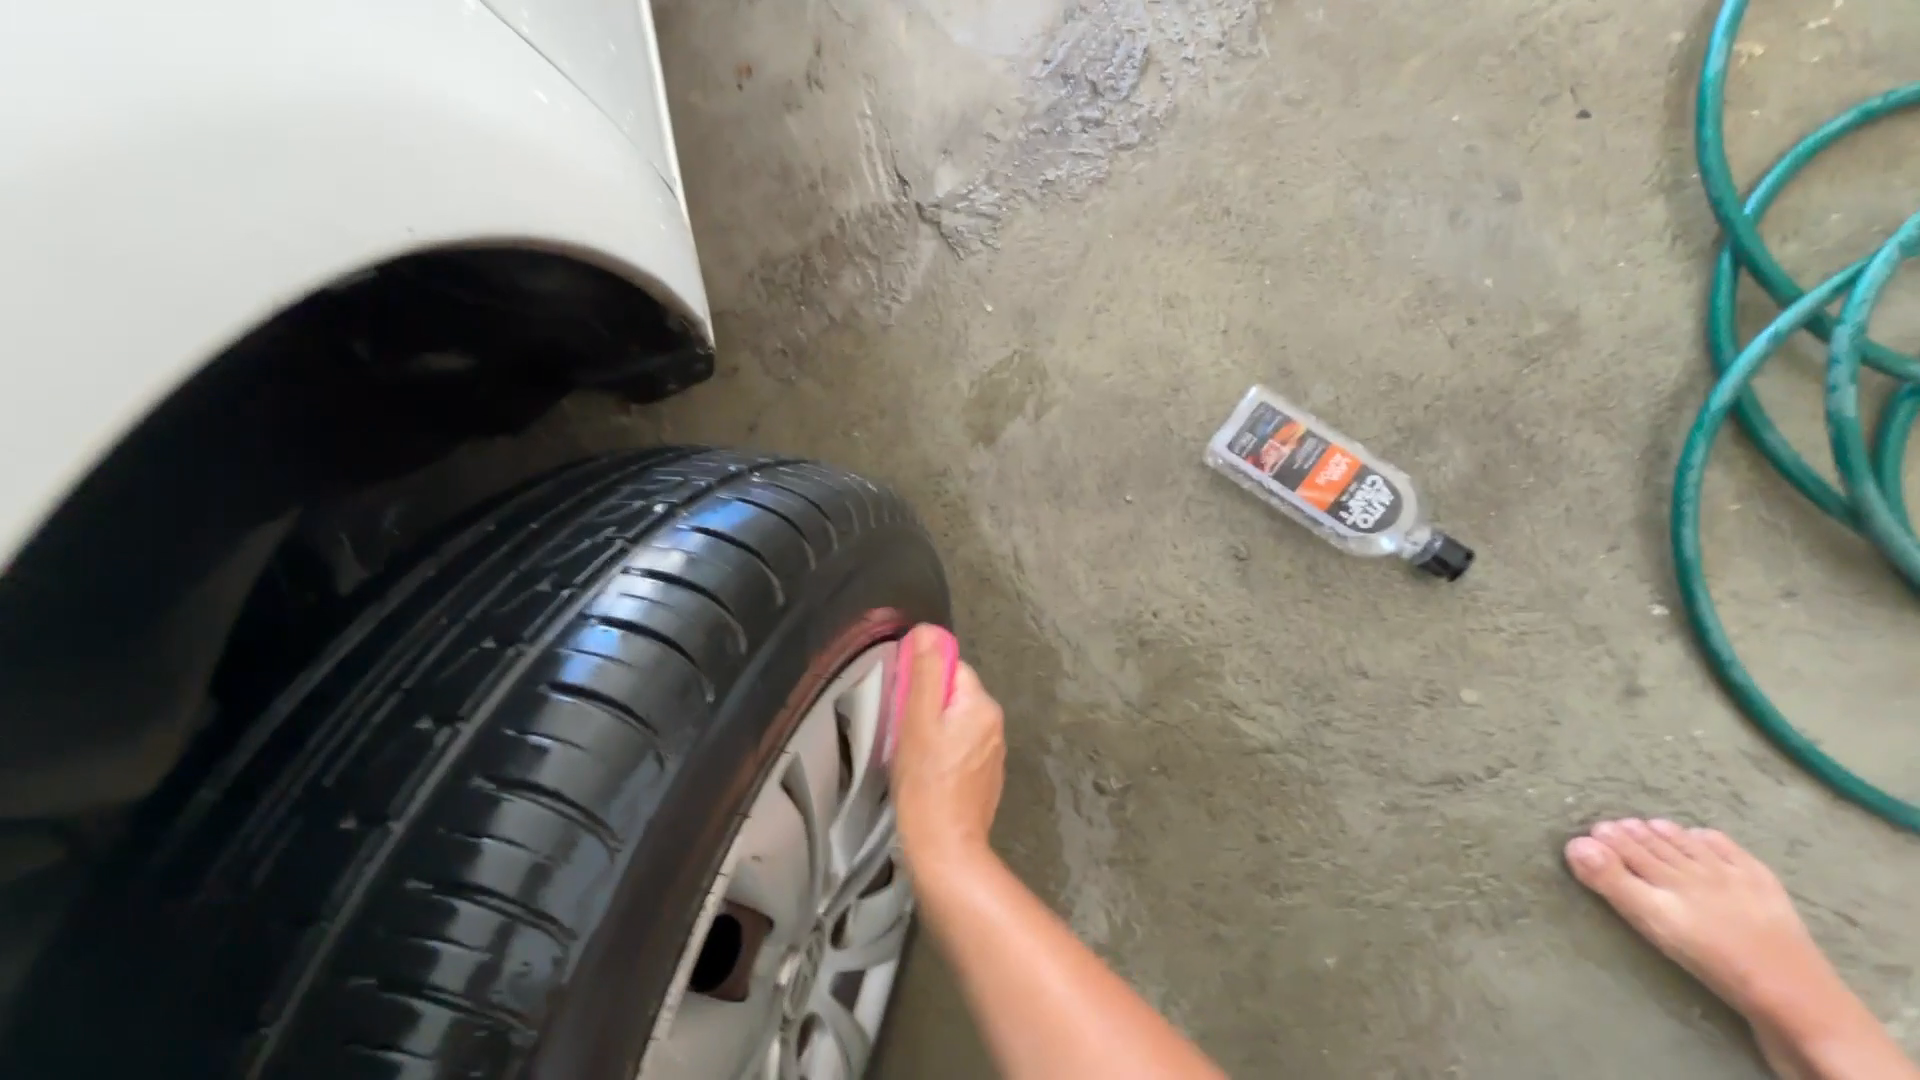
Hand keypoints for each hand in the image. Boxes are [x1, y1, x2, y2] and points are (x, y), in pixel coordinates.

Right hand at [889, 624, 1005, 871]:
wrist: (945, 847)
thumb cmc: (926, 782)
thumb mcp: (918, 721)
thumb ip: (924, 673)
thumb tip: (927, 629)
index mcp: (982, 704)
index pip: (951, 668)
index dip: (922, 682)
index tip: (904, 708)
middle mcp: (995, 723)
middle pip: (954, 695)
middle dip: (927, 707)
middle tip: (905, 735)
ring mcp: (994, 752)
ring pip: (957, 723)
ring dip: (935, 731)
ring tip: (914, 758)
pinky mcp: (987, 776)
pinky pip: (962, 748)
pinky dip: (944, 754)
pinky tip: (929, 775)